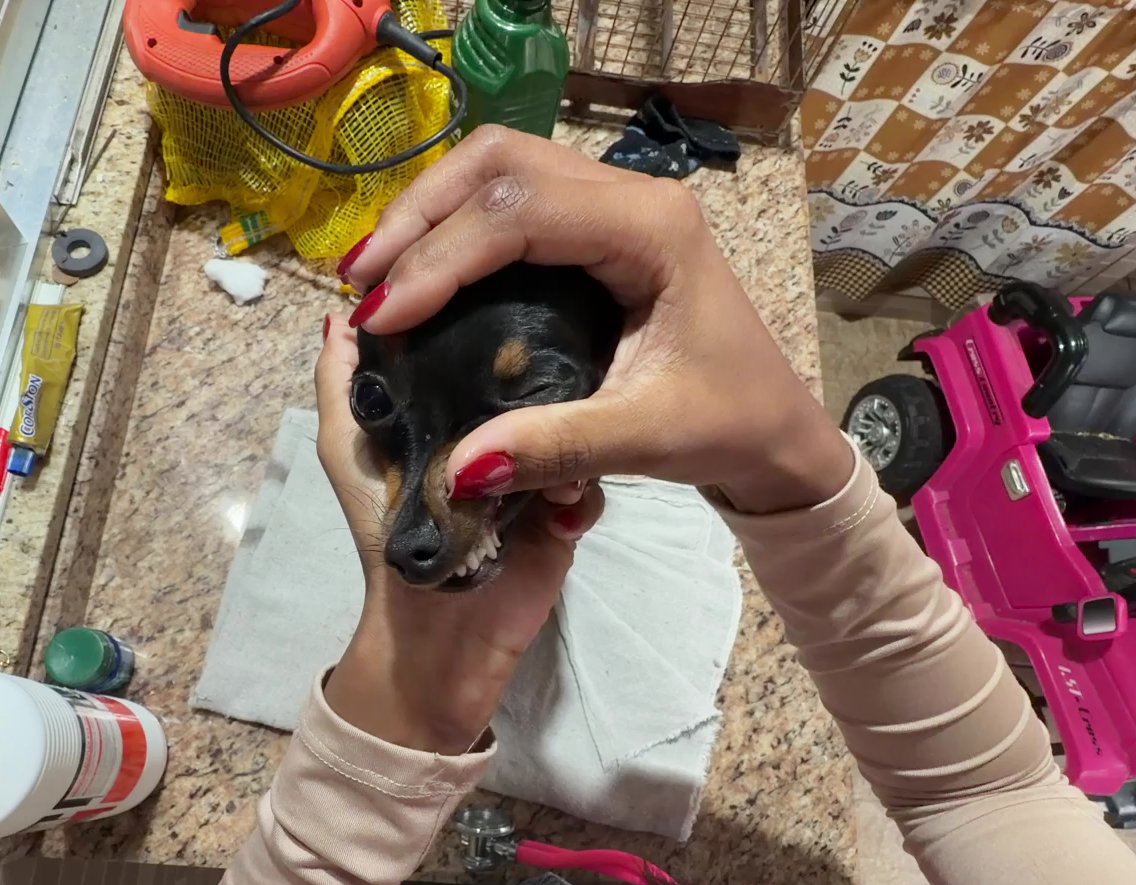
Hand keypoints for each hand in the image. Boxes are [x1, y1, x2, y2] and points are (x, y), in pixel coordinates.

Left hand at [314, 317, 603, 753]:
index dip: (494, 312)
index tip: (515, 277)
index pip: (482, 345)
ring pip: (573, 425)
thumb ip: (342, 387)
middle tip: (572, 347)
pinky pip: (590, 484)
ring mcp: (534, 470)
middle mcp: (496, 430)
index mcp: (450, 410)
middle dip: (554, 367)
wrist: (434, 625)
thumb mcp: (348, 450)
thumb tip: (340, 313)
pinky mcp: (563, 512)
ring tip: (561, 443)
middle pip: (536, 380)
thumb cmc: (382, 529)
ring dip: (571, 434)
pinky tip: (561, 506)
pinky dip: (580, 494)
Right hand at [339, 126, 853, 514]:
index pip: (519, 211)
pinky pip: (513, 203)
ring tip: (378, 272)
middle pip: (500, 161)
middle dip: (419, 216)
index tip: (380, 316)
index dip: (437, 258)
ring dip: (432, 213)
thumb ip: (555, 449)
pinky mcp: (599, 234)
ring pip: (501, 169)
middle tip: (363, 281)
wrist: (772, 427)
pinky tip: (424, 270)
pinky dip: (457, 228)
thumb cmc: (726, 423)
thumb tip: (456, 472)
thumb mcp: (644, 438)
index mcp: (651, 230)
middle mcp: (631, 197)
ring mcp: (616, 208)